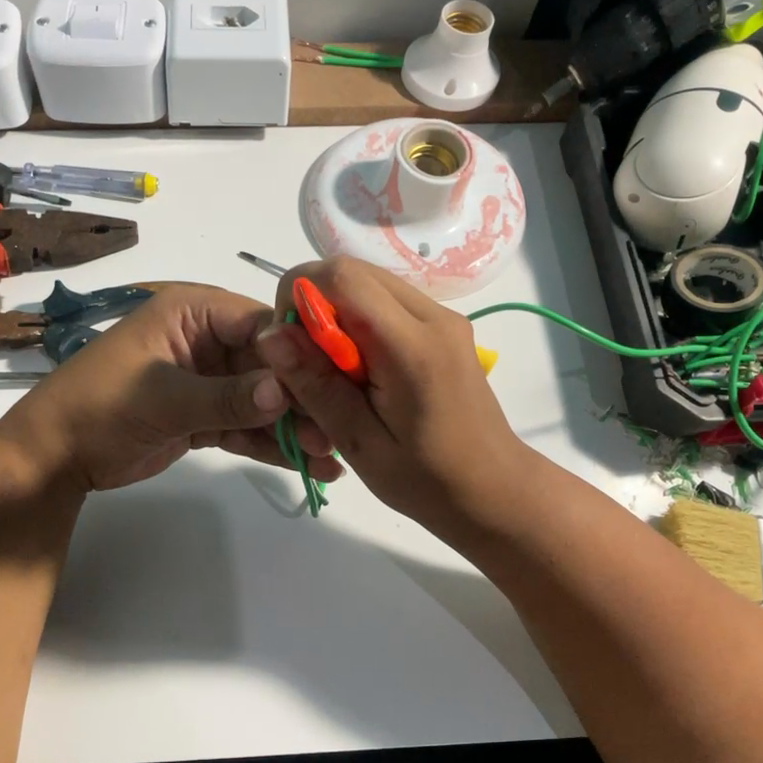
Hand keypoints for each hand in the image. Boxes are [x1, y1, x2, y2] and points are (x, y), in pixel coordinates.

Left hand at [0, 285, 344, 491]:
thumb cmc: (101, 406)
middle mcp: (206, 341)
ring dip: (293, 428)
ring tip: (332, 456)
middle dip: (302, 398)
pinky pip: (246, 427)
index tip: (339, 380)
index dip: (300, 351)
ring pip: (261, 401)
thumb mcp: (165, 398)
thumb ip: (227, 397)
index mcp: (192, 313)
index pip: (260, 323)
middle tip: (339, 428)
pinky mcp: (204, 417)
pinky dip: (271, 446)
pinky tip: (310, 466)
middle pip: (268, 365)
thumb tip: (286, 393)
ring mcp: (206, 381)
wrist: (57, 456)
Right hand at [257, 258, 527, 527]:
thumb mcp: (359, 443)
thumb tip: (270, 334)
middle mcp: (433, 316)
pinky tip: (359, 374)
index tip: (287, 347)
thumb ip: (316, 385)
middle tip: (303, 365)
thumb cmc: (425, 481)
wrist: (493, 490)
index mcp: (411, 347)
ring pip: (368, 284)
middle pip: (353, 272)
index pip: (341, 278)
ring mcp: (443, 317)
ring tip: (331, 374)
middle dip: (312, 306)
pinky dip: (358, 324)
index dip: (298, 296)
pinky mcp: (444, 327)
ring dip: (334, 316)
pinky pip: (387, 303)